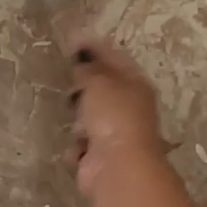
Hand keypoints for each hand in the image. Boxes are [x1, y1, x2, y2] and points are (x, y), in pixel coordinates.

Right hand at [61, 27, 170, 197]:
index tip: (72, 38)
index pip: (114, 58)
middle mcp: (128, 107)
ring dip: (79, 118)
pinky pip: (81, 143)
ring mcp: (115, 133)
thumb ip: (88, 66)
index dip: (94, 47)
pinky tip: (78, 146)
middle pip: (101, 88)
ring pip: (88, 116)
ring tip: (76, 119)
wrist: (117, 167)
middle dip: (84, 86)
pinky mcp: (100, 156)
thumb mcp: (99, 81)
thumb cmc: (113, 116)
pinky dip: (77, 145)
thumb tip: (82, 54)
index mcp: (135, 83)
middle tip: (71, 81)